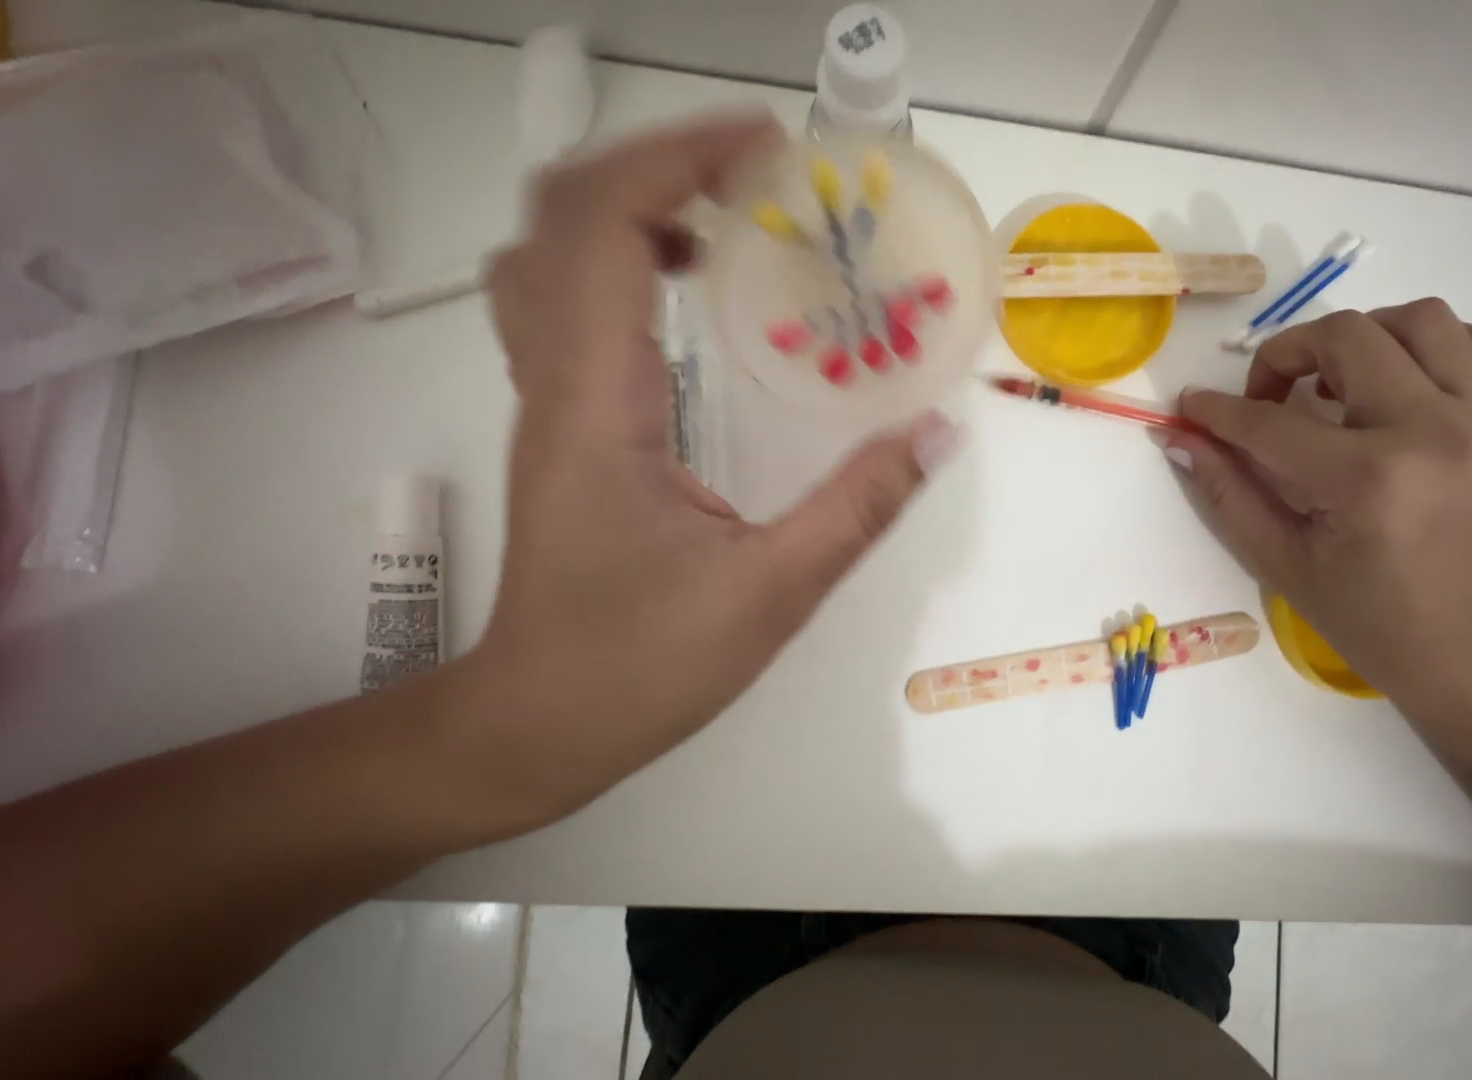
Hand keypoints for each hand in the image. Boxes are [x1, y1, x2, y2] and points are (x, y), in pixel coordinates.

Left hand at [453, 114, 960, 830]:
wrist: (534, 723)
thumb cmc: (639, 666)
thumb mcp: (769, 592)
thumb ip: (858, 507)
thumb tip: (937, 430)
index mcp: (600, 406)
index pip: (606, 227)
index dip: (679, 158)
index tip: (767, 146)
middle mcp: (556, 383)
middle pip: (563, 214)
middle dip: (659, 165)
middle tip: (757, 178)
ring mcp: (546, 402)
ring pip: (550, 254)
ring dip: (631, 209)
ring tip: (725, 222)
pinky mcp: (558, 426)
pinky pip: (564, 304)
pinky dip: (620, 263)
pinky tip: (689, 298)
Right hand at [1163, 300, 1471, 718]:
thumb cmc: (1377, 626)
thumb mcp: (1287, 567)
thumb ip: (1231, 494)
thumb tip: (1184, 440)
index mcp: (1367, 479)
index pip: (1270, 421)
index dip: (1217, 411)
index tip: (1190, 407)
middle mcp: (1431, 429)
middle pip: (1347, 337)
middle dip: (1284, 355)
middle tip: (1265, 399)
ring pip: (1420, 319)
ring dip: (1361, 335)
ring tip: (1333, 382)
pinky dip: (1430, 345)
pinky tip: (1397, 382)